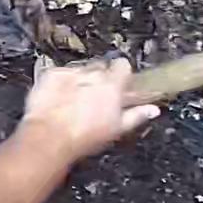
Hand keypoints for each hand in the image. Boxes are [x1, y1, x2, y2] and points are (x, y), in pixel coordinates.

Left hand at [17, 59, 160, 164]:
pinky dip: (61, 83)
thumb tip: (153, 110)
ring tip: (74, 102)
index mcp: (112, 84)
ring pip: (80, 70)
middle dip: (100, 79)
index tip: (119, 85)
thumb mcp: (117, 129)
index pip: (123, 65)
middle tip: (95, 99)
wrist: (49, 137)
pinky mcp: (51, 74)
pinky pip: (61, 73)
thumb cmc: (85, 137)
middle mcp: (93, 74)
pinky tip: (59, 99)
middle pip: (101, 68)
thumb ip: (137, 115)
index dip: (121, 74)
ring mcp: (71, 72)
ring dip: (80, 81)